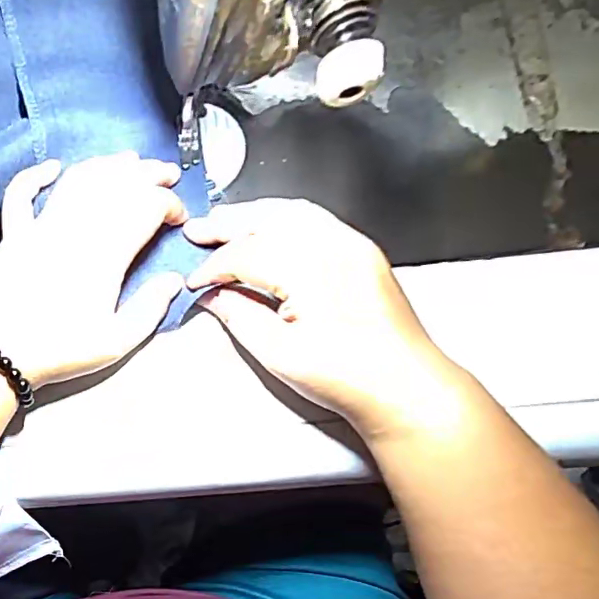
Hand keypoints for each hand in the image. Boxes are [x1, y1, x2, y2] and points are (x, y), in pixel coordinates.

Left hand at [0, 152, 188, 387]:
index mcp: (106, 253)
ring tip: (128, 161)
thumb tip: (172, 282)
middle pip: (117, 183)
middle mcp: (76, 228)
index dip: (169, 204)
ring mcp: (41, 227)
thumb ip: (149, 309)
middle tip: (167, 174)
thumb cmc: (57, 349)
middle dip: (148, 173)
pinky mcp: (13, 235)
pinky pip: (21, 194)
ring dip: (106, 165)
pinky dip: (35, 176)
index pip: (146, 206)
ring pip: (78, 179)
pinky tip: (50, 167)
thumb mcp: (115, 342)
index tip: (178, 218)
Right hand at [184, 198, 461, 439]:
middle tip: (199, 231)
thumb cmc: (349, 376)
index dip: (214, 265)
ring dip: (257, 215)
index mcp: (308, 268)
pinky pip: (318, 222)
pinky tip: (271, 231)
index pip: (246, 252)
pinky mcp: (363, 253)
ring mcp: (352, 245)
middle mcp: (333, 245)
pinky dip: (286, 220)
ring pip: (294, 213)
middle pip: (268, 218)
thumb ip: (239, 315)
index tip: (196, 281)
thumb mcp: (277, 353)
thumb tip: (214, 296)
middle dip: (229, 223)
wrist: (403, 386)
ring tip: (228, 223)